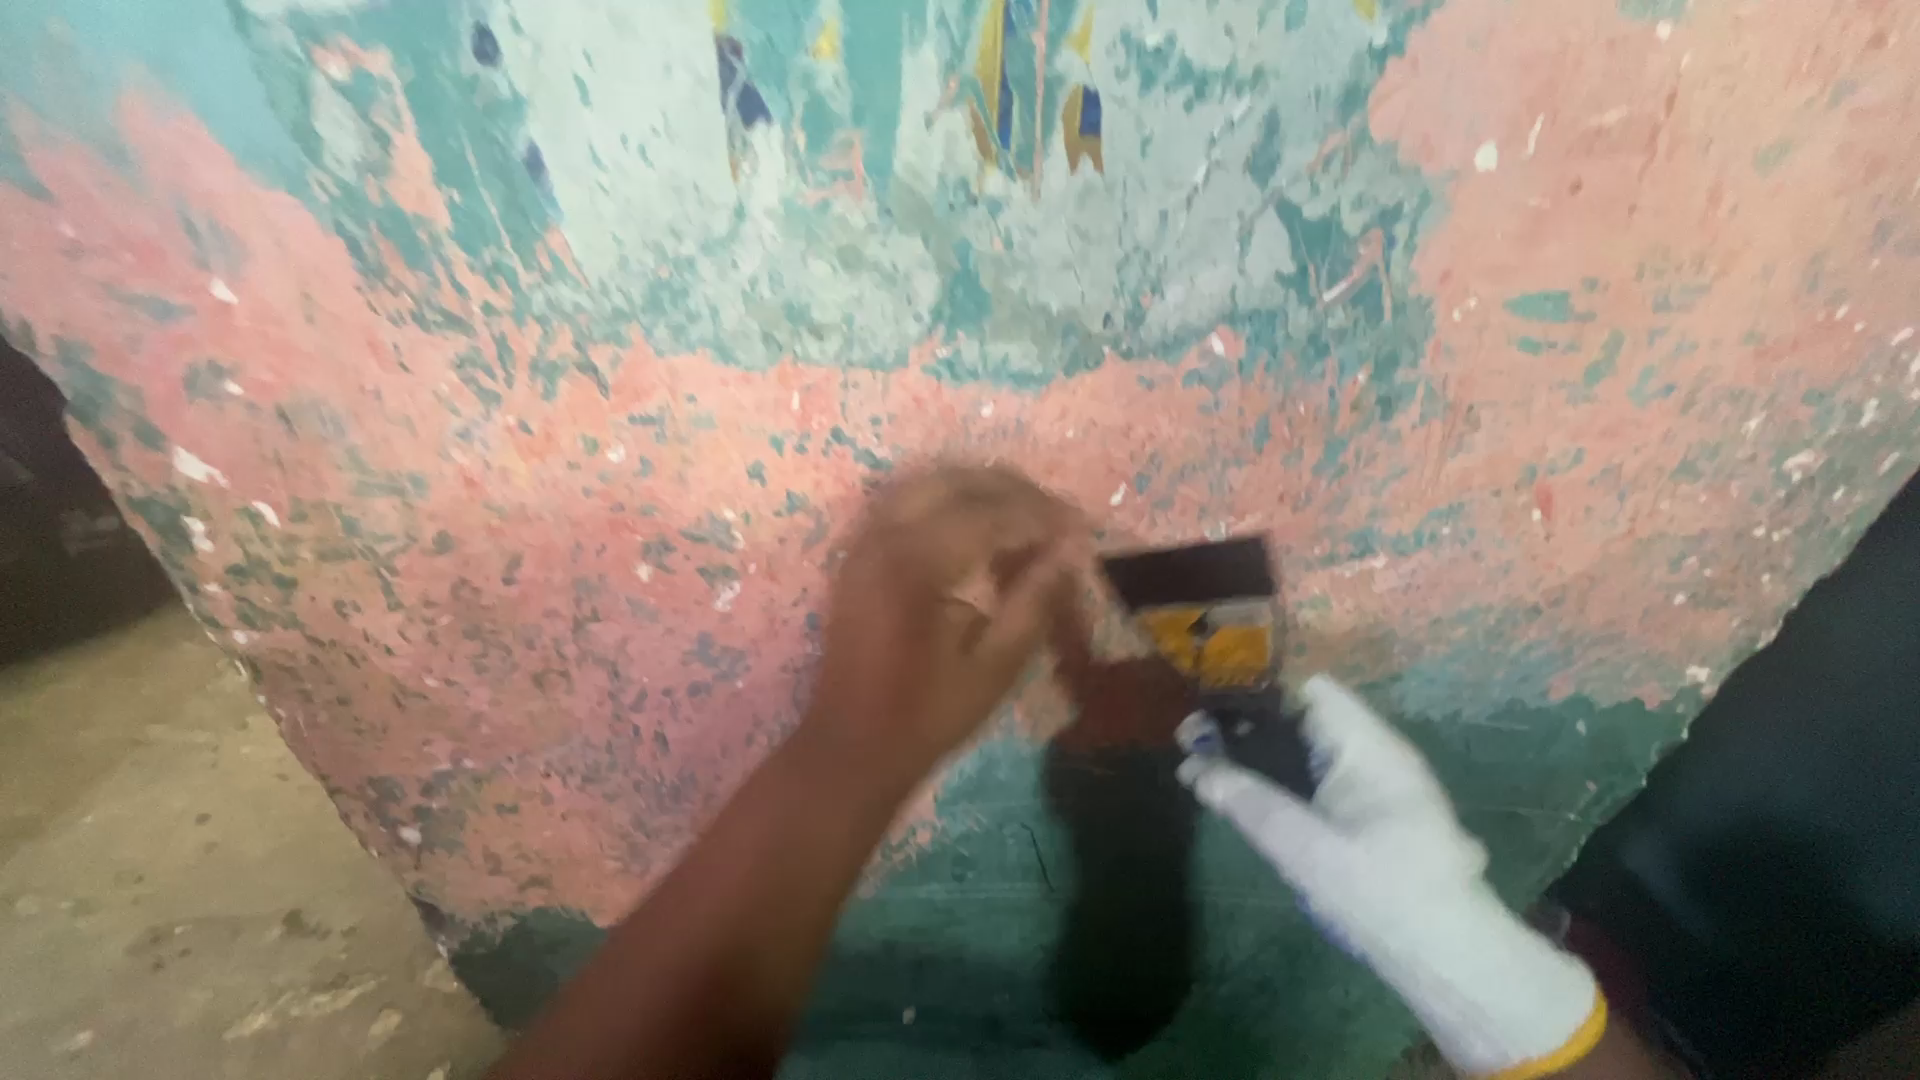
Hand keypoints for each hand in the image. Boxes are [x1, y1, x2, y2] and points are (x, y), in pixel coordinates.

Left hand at [801, 464, 1086, 786]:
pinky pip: (905, 501)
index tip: (1083, 528)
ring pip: (927, 482)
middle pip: (956, 481)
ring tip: (1026, 514)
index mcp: (914, 565)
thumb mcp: (994, 668)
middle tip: (1058, 517)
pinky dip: (947, 500)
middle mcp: (882, 537)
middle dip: (1014, 490)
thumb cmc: (925, 717)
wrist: (849, 747)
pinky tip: (978, 525)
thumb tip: (1072, 549)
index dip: (1042, 517)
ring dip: (980, 488)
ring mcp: (863, 541)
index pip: (990, 515)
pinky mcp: (856, 553)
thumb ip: (1034, 601)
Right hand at [1178, 676, 1604, 1078]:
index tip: (1210, 713)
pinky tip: (1241, 798)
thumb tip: (1195, 768)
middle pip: (1299, 717)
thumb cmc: (1384, 895)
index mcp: (1368, 747)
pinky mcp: (1366, 813)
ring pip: (1302, 748)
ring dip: (1255, 755)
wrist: (1451, 961)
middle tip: (1192, 744)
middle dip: (1245, 725)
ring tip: (1203, 770)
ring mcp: (1372, 784)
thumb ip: (1251, 803)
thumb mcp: (1307, 849)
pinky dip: (1275, 779)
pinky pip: (1311, 777)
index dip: (1257, 692)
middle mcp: (1372, 754)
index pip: (1308, 689)